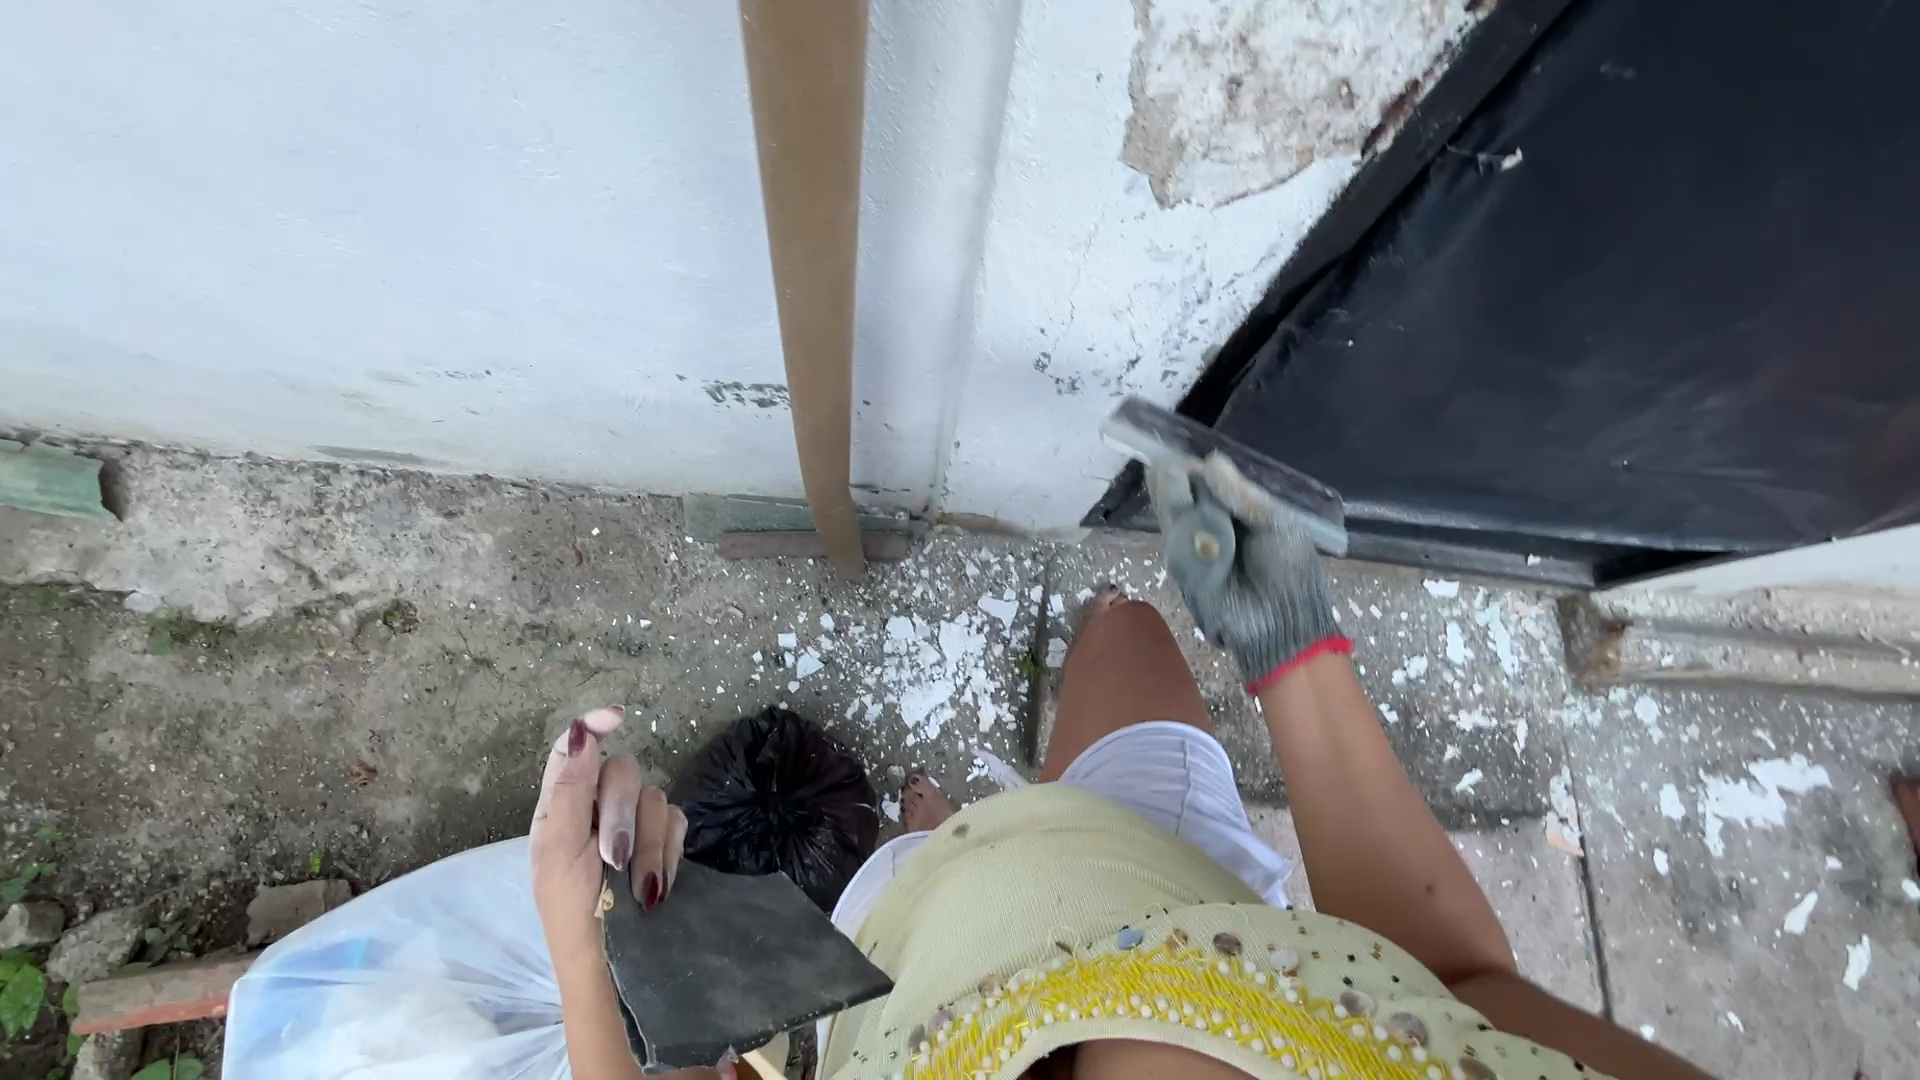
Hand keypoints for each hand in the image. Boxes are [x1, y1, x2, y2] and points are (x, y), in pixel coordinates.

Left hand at [529, 706, 689, 962]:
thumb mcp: (560, 854)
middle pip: (622, 772)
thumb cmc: (574, 913)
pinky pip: (677, 820)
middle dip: (623, 815)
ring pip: (655, 797)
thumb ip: (571, 790)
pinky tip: (657, 882)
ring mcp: (635, 822)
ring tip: (639, 886)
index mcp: (560, 808)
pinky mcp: (665, 838)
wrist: (618, 962)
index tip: (617, 717)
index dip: (593, 726)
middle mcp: (598, 807)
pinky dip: (668, 852)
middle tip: (615, 857)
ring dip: (648, 845)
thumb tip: (580, 731)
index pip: (574, 750)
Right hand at [1147, 452, 1349, 691]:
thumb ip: (1241, 495)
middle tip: (1168, 467)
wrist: (1284, 622)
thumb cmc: (1289, 570)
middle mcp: (1211, 527)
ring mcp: (1194, 549)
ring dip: (1170, 498)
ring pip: (1173, 516)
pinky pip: (1175, 545)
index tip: (1185, 459)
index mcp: (1236, 512)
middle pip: (1182, 497)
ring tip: (1169, 480)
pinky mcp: (1183, 571)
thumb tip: (1210, 460)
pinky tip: (1179, 511)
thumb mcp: (1275, 523)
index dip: (1194, 471)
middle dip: (1173, 481)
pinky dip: (1179, 530)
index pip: (1206, 483)